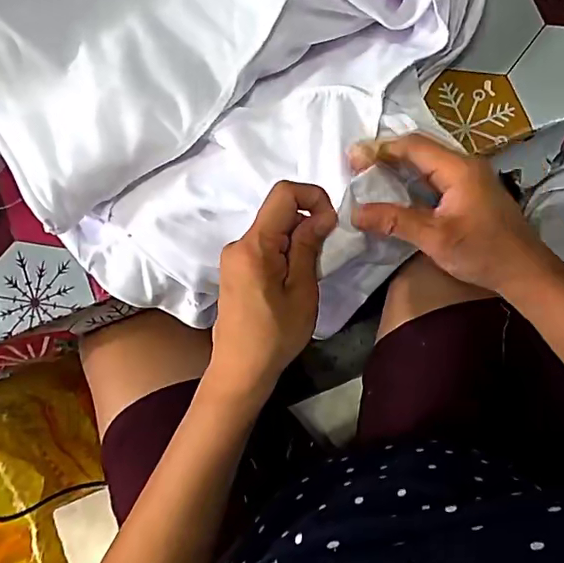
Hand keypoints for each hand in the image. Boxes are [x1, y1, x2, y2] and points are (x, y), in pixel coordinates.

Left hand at [209, 181, 337, 393]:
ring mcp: (233, 257)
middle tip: (323, 256)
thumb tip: (321, 216)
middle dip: (307, 224)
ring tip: (307, 276)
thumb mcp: (302, 291)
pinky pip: (264, 247)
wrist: (240, 369)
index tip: (330, 223)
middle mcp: (238, 244)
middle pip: (278, 212)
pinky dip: (284, 253)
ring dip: (296, 242)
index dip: (312, 197)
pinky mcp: (235, 270)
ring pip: (273, 231)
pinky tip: (292, 282)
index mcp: (253, 246)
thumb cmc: (275, 335)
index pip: (283, 194)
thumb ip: (309, 248)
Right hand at [350, 133, 558, 295]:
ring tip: (370, 173)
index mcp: (459, 169)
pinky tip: (397, 188)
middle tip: (356, 163)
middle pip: (420, 148)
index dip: (380, 149)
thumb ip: (395, 221)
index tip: (353, 160)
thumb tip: (356, 213)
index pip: (413, 146)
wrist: (525, 271)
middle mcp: (465, 164)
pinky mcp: (470, 190)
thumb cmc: (483, 253)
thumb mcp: (434, 238)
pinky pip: (435, 173)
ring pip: (428, 160)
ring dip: (398, 164)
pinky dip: (412, 176)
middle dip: (386, 153)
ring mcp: (470, 176)